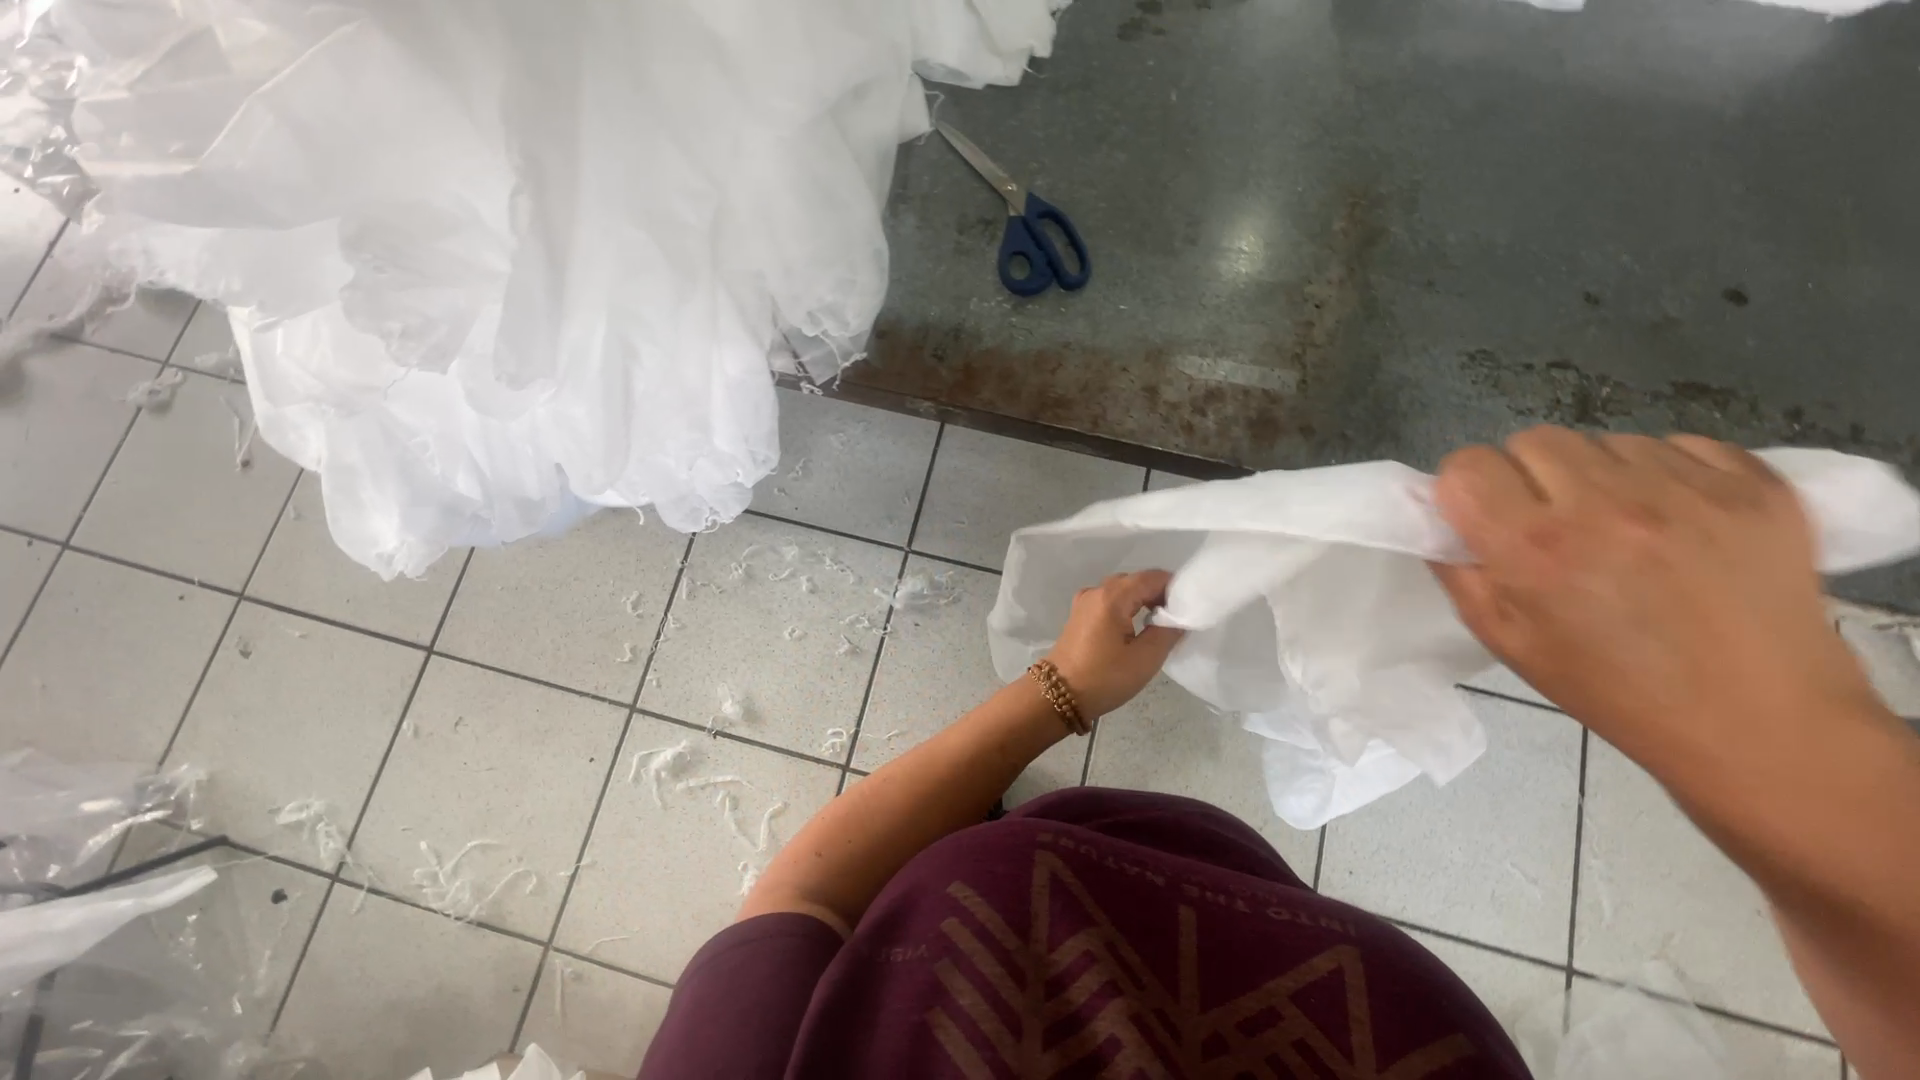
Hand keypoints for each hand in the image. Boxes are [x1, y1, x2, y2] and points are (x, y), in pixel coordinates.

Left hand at [1044, 570, 1184, 718]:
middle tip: (1178, 618)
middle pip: (1136, 581)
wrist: (1058, 695)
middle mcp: (1096, 591)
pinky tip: (1136, 628)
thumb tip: (1179, 617)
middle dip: (1159, 594)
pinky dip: (1126, 608)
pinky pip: (1109, 602)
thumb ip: (1168, 631)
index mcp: (1112, 596)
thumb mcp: (1145, 658)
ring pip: (1122, 591)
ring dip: (1142, 601)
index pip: (1152, 577)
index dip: (1174, 588)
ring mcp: (1084, 602)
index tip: (1190, 607)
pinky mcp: (1079, 616)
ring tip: (1160, 624)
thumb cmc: (1104, 677)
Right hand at [1429, 427, 1885, 770]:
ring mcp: (1687, 490)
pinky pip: (1679, 445)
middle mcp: (1605, 505)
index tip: (1484, 515)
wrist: (1757, 720)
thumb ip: (1461, 571)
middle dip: (1528, 475)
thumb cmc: (1611, 687)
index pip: (1468, 466)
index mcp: (1534, 548)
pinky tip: (1673, 520)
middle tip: (1551, 523)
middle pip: (1532, 440)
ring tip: (1620, 526)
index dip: (1467, 488)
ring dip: (1596, 474)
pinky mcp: (1753, 486)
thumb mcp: (1505, 640)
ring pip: (1604, 441)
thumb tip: (1441, 520)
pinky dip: (1663, 473)